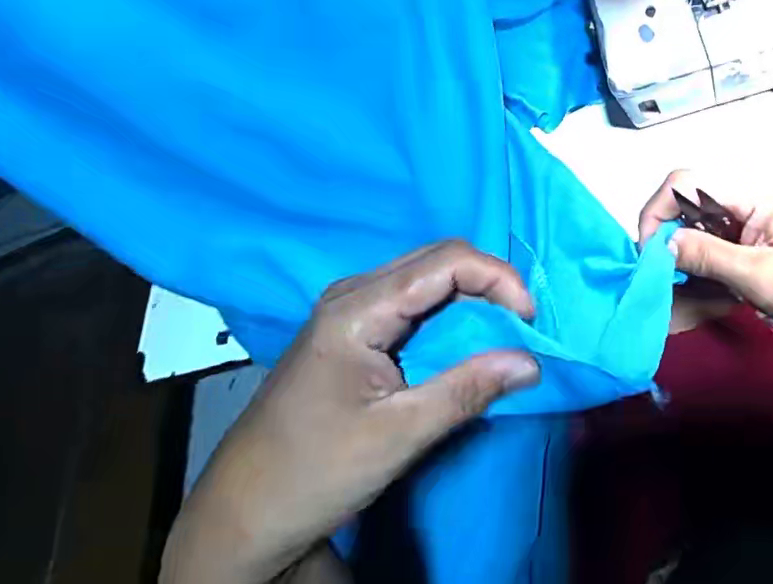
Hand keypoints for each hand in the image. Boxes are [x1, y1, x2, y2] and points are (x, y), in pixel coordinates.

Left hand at [162, 241, 541, 583]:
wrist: (240, 512)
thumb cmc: (314, 473)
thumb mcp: (398, 435)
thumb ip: (467, 390)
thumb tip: (532, 362)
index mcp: (358, 307)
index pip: (445, 261)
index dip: (497, 278)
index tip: (529, 319)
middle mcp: (354, 291)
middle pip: (438, 258)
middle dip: (488, 282)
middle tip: (521, 325)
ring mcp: (349, 305)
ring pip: (427, 274)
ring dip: (470, 294)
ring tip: (502, 330)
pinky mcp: (352, 325)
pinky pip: (412, 297)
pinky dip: (449, 309)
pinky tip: (464, 338)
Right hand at [638, 170, 772, 332]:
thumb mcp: (760, 278)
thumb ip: (709, 256)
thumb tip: (661, 245)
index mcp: (753, 192)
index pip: (686, 181)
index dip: (658, 209)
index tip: (649, 250)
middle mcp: (748, 190)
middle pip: (687, 191)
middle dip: (666, 225)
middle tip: (659, 265)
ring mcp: (751, 206)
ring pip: (696, 208)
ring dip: (680, 237)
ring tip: (676, 271)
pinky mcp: (753, 223)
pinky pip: (712, 224)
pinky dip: (697, 245)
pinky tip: (698, 271)